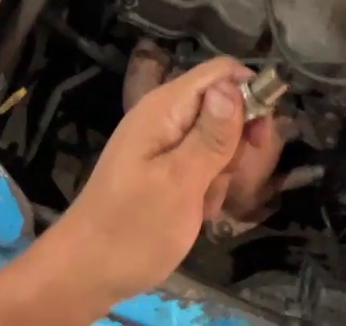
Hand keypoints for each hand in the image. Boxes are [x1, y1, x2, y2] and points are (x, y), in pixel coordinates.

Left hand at [122, 41, 285, 226]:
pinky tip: (195, 212)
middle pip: (222, 104)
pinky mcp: (163, 167)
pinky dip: (207, 186)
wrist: (85, 274)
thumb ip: (211, 135)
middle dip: (236, 142)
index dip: (249, 94)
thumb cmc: (132, 229)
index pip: (220, 72)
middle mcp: (164, 115)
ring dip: (222, 171)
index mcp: (165, 107)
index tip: (260, 139)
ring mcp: (162, 142)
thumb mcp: (180, 183)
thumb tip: (234, 85)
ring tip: (203, 203)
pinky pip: (201, 163)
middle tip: (226, 178)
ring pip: (216, 138)